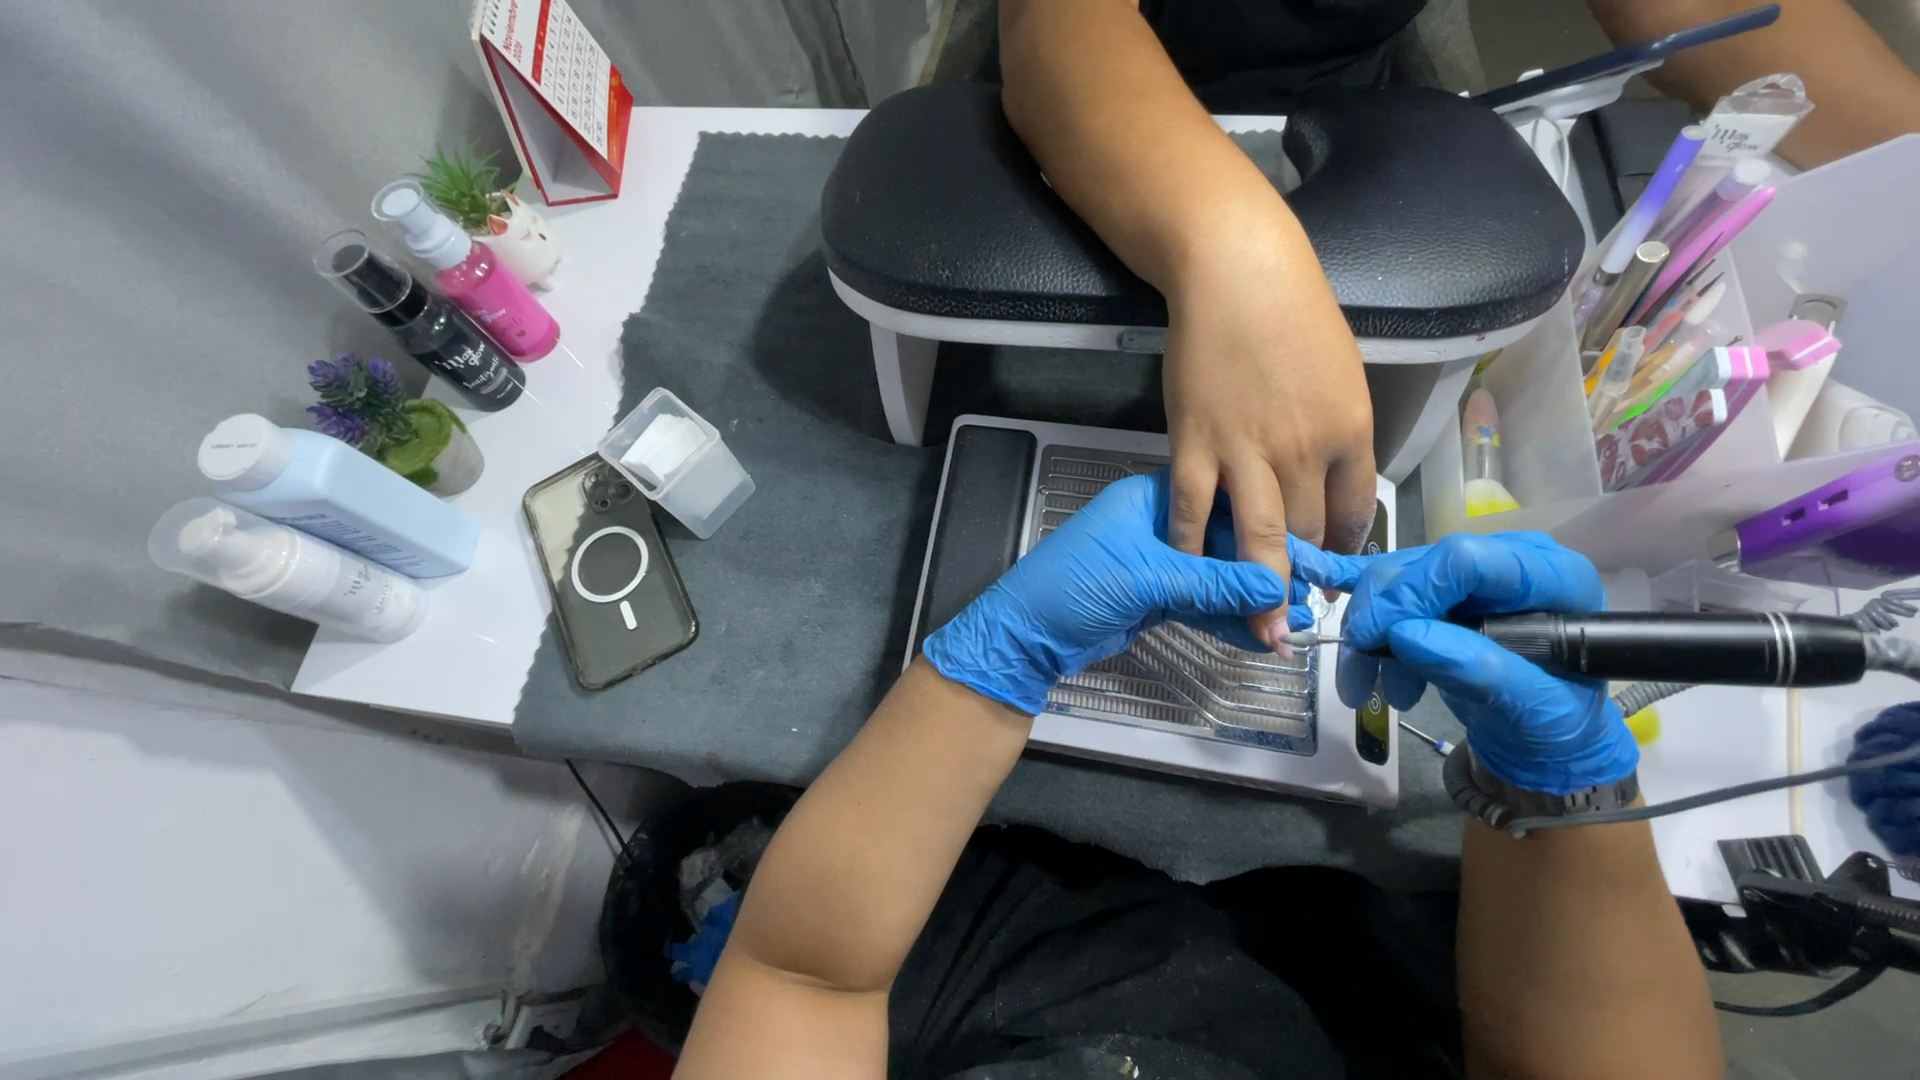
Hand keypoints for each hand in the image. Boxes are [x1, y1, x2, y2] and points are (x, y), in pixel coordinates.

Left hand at [923, 471, 1316, 714]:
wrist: (1026, 635)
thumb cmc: (1076, 585)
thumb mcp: (1146, 578)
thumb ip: (1212, 583)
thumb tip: (1276, 588)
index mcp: (1152, 499)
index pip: (1223, 504)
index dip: (1267, 528)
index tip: (1309, 552)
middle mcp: (1160, 525)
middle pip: (1225, 544)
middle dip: (1266, 573)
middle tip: (1313, 595)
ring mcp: (1157, 564)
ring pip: (1216, 579)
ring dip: (1251, 603)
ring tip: (1296, 624)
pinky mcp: (1155, 598)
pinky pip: (1201, 604)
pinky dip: (1227, 621)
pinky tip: (1261, 636)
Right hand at [1163, 237, 1376, 649]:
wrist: (1237, 274)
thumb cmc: (1294, 314)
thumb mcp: (1340, 371)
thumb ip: (1338, 430)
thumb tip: (1325, 476)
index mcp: (1350, 431)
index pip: (1353, 515)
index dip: (1343, 554)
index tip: (1331, 576)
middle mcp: (1304, 451)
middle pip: (1308, 534)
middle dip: (1305, 582)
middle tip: (1296, 618)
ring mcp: (1245, 451)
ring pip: (1256, 538)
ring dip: (1259, 592)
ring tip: (1261, 633)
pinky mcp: (1194, 445)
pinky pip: (1192, 511)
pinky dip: (1191, 550)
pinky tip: (1190, 578)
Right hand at [1292, 533, 1637, 794]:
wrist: (1542, 737)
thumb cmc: (1554, 724)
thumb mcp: (1533, 708)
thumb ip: (1478, 669)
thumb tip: (1404, 635)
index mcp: (1549, 577)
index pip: (1463, 561)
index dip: (1410, 593)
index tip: (1374, 639)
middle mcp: (1504, 560)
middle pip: (1416, 567)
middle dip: (1376, 619)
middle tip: (1360, 674)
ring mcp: (1463, 570)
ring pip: (1388, 580)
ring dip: (1363, 633)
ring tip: (1364, 686)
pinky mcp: (1431, 585)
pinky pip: (1379, 575)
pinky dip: (1344, 580)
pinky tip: (1312, 573)